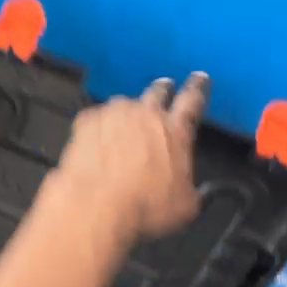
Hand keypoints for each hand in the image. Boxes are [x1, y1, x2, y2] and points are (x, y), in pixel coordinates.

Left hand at [50, 72, 206, 243]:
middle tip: (165, 87)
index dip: (198, 87)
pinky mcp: (86, 123)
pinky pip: (95, 117)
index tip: (200, 79)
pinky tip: (96, 139)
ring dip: (128, 111)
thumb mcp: (184, 206)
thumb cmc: (144, 207)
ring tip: (125, 122)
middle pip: (157, 92)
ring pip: (124, 103)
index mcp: (176, 131)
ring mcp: (114, 115)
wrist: (96, 205)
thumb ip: (192, 191)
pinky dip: (98, 125)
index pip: (193, 100)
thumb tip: (194, 194)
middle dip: (163, 89)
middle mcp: (146, 115)